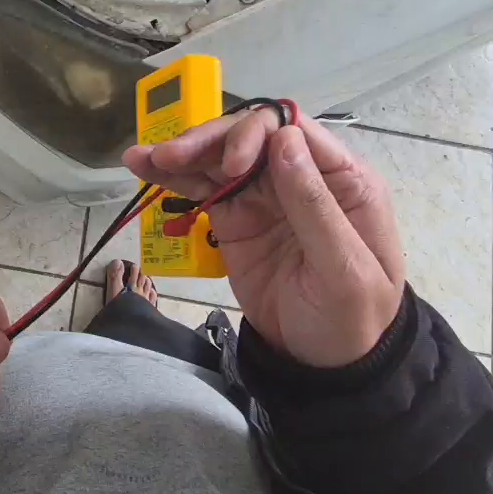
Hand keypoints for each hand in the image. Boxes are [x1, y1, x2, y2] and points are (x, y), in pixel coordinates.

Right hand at [124, 113, 405, 367]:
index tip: (231, 165)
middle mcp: (298, 174)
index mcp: (340, 178)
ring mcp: (262, 195)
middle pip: (248, 136)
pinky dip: (173, 176)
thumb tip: (284, 138)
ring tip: (143, 157)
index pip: (293, 129)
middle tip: (171, 157)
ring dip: (182, 152)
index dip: (255, 133)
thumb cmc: (350, 318)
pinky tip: (142, 165)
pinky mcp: (234, 216)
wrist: (321, 364)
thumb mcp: (344, 268)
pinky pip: (202, 186)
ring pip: (219, 157)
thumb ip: (314, 203)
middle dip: (209, 141)